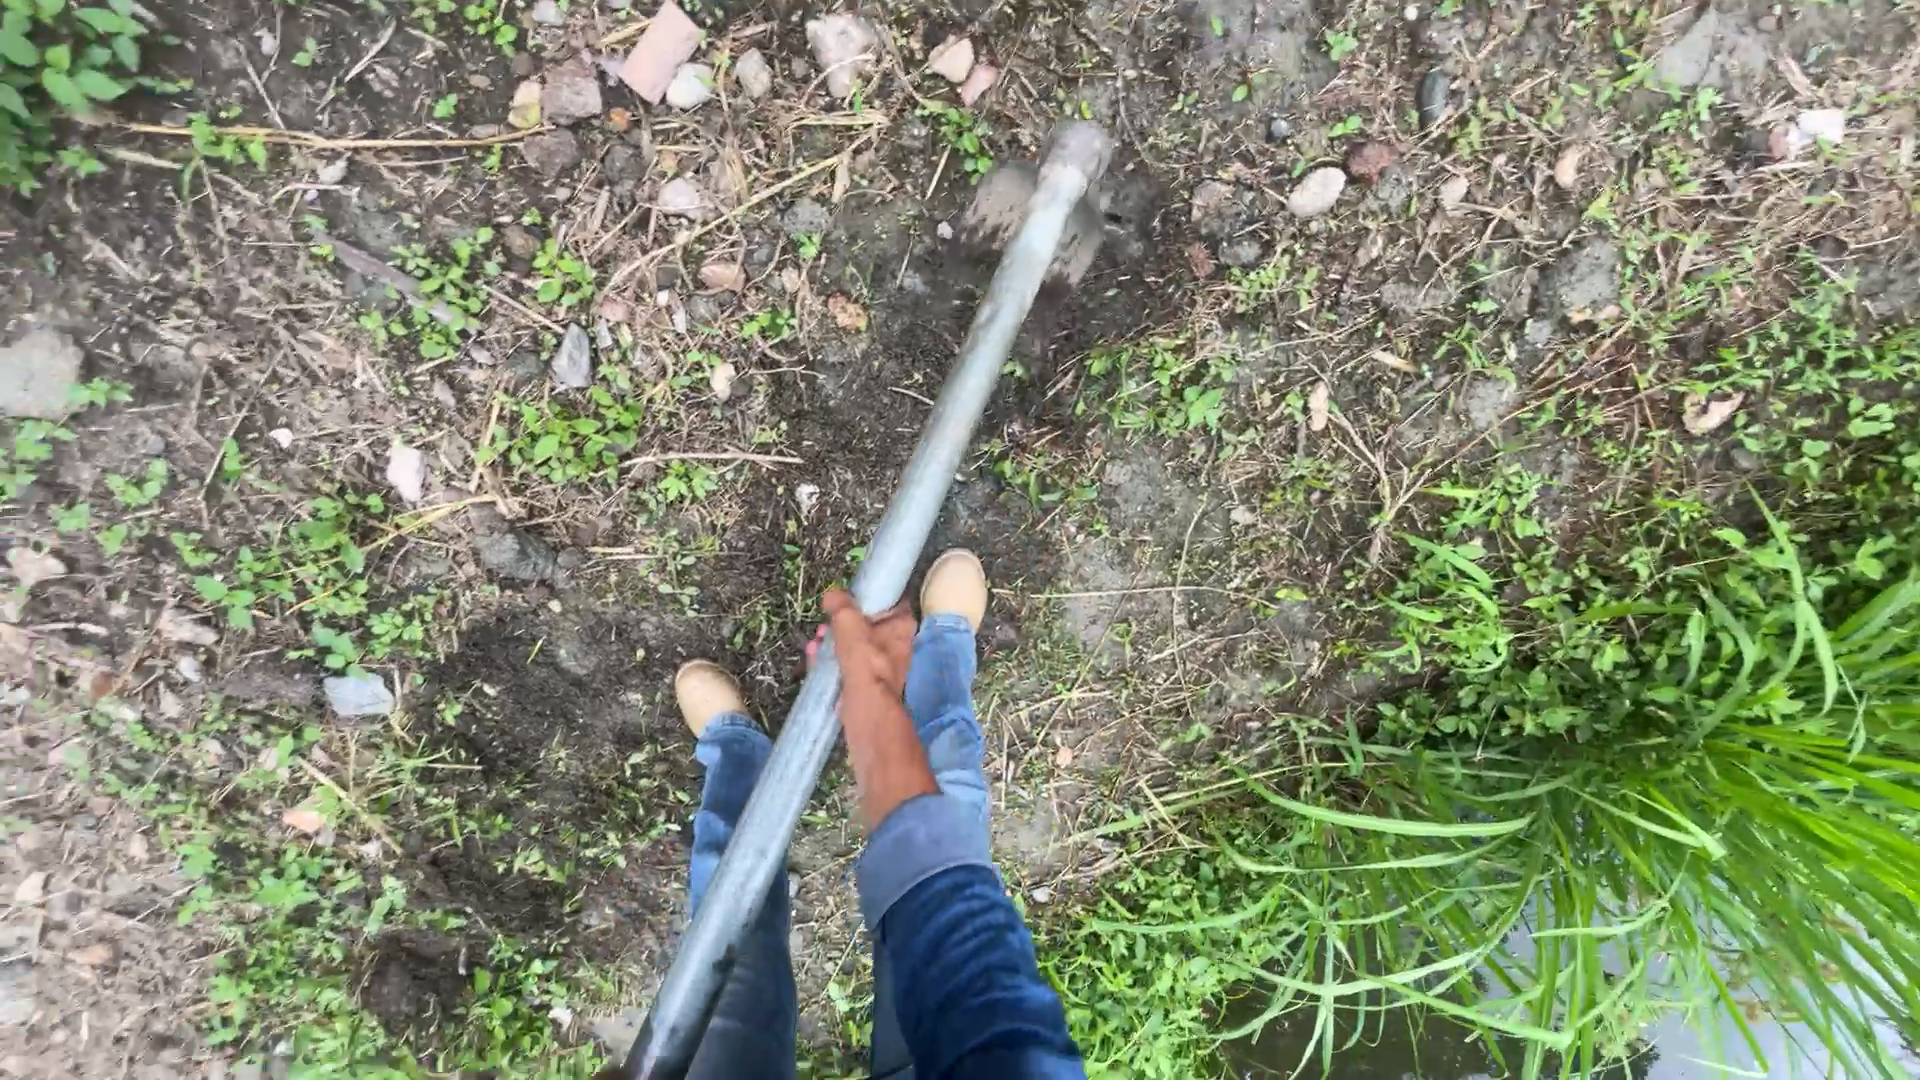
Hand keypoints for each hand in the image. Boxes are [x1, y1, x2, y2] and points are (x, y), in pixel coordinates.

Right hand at [822, 589, 932, 831]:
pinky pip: (846, 667)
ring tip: (814, 645)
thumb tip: (832, 594)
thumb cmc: (869, 680)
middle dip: (840, 624)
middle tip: (822, 627)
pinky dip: (831, 662)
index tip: (841, 601)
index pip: (888, 602)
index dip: (865, 599)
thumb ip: (844, 612)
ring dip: (832, 642)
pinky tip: (814, 661)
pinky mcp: (865, 689)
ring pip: (853, 646)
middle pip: (865, 625)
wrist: (872, 731)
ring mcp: (880, 670)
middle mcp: (895, 648)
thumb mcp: (854, 636)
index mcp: (901, 630)